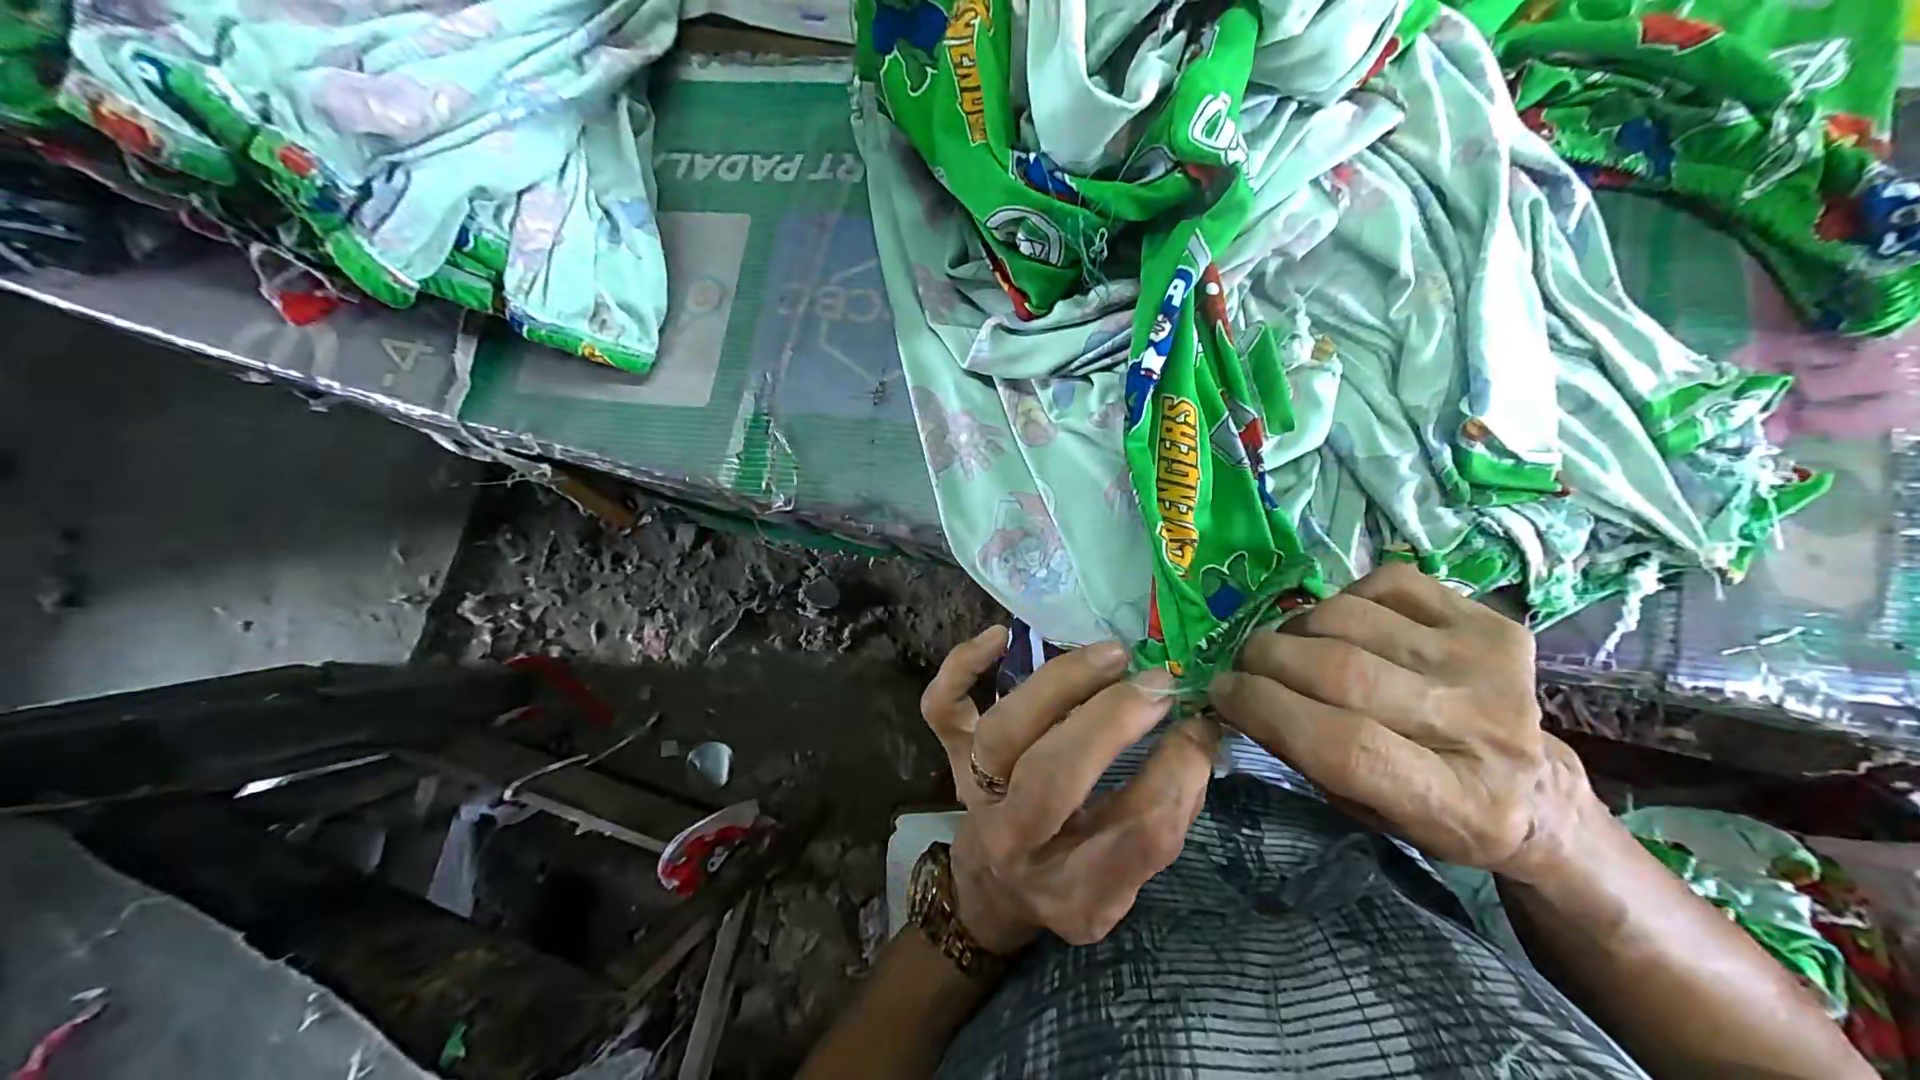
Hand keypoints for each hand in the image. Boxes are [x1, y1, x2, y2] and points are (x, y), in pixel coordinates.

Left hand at [919, 628, 1218, 952]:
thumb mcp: (1123, 878)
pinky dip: (960, 668)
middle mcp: (1015, 843)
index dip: (1178, 775)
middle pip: (1053, 777)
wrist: (993, 887)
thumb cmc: (1071, 876)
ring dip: (1057, 685)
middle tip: (1157, 683)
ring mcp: (974, 795)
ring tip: (1112, 655)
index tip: (1201, 726)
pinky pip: (941, 709)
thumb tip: (1197, 735)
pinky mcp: (951, 760)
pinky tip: (999, 636)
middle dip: (1111, 721)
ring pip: (1002, 733)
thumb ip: (1160, 817)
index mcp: (1075, 892)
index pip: (1135, 835)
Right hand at [1208, 563, 1595, 882]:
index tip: (1221, 692)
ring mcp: (1492, 667)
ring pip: (1351, 618)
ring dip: (1295, 629)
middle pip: (1342, 671)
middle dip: (1265, 660)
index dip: (1265, 708)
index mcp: (1457, 803)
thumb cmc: (1431, 810)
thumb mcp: (1361, 808)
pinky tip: (1339, 627)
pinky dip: (1342, 600)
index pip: (1343, 744)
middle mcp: (1483, 729)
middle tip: (1242, 666)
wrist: (1534, 788)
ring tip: (1288, 648)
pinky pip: (1386, 584)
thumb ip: (1302, 754)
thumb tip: (1235, 695)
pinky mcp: (1494, 623)